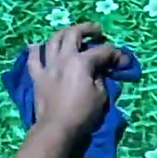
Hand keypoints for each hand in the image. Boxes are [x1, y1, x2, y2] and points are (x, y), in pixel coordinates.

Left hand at [27, 23, 120, 141]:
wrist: (57, 128)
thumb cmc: (83, 113)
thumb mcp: (101, 96)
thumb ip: (100, 78)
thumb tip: (98, 70)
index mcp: (81, 62)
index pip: (102, 51)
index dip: (116, 54)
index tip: (123, 61)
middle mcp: (63, 58)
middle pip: (74, 34)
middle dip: (88, 29)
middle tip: (96, 32)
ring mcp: (48, 66)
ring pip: (53, 40)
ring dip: (63, 33)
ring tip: (71, 34)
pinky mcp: (37, 76)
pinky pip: (33, 59)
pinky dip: (36, 50)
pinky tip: (39, 47)